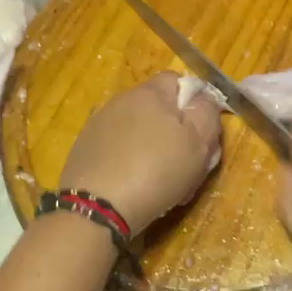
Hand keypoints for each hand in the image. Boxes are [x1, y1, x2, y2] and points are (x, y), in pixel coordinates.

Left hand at [59, 73, 221, 235]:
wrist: (96, 209)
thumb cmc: (156, 171)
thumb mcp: (198, 144)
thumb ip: (207, 114)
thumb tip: (204, 100)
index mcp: (150, 92)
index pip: (179, 81)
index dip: (195, 104)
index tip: (202, 135)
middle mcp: (121, 101)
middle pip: (158, 109)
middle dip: (175, 133)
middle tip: (187, 166)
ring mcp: (99, 125)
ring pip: (139, 133)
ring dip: (153, 151)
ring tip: (161, 184)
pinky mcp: (85, 150)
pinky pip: (118, 151)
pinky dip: (130, 164)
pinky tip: (135, 189)